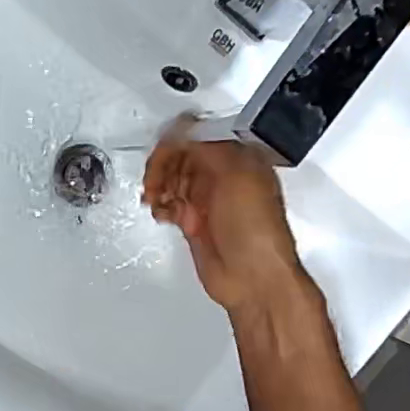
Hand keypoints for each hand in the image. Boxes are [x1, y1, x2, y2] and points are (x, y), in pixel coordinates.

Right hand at [143, 129, 308, 312]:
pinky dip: (159, 206)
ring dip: (157, 185)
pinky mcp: (195, 223)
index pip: (198, 135)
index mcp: (238, 159)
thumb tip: (180, 132)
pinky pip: (169, 205)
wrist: (252, 278)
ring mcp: (207, 201)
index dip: (176, 141)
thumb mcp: (234, 175)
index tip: (160, 152)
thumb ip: (206, 148)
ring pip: (171, 180)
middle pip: (180, 156)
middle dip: (162, 165)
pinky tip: (161, 213)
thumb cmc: (256, 233)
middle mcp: (222, 178)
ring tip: (154, 197)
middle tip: (154, 180)